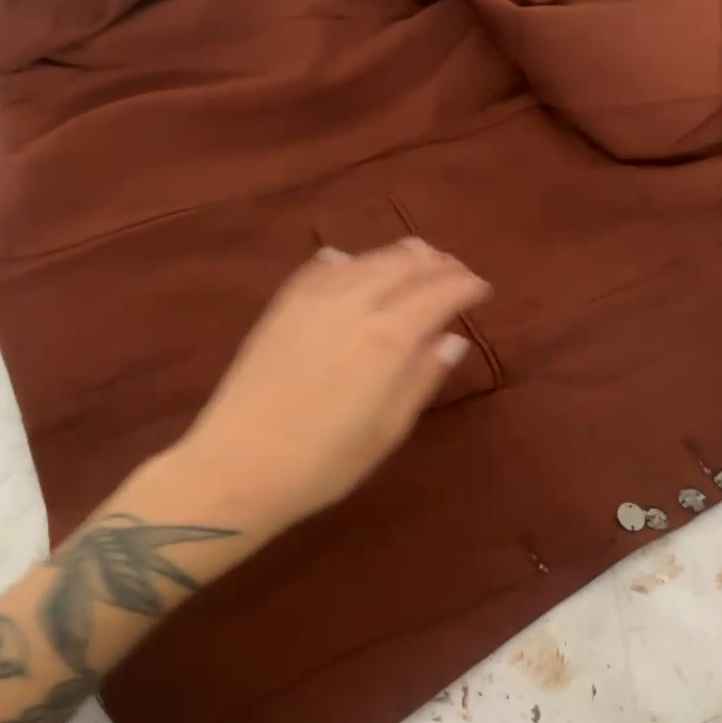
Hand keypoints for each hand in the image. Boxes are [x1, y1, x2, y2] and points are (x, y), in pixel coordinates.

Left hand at [166, 237, 490, 533]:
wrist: (238, 467)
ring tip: (418, 259)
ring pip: (365, 259)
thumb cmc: (324, 463)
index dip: (466, 286)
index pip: (438, 293)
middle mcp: (354, 305)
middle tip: (456, 271)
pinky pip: (321, 268)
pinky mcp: (281, 306)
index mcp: (388, 339)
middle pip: (404, 265)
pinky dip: (348, 260)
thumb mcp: (387, 430)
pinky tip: (351, 262)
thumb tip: (452, 339)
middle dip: (437, 263)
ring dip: (398, 255)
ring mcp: (312, 300)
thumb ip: (422, 378)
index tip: (483, 290)